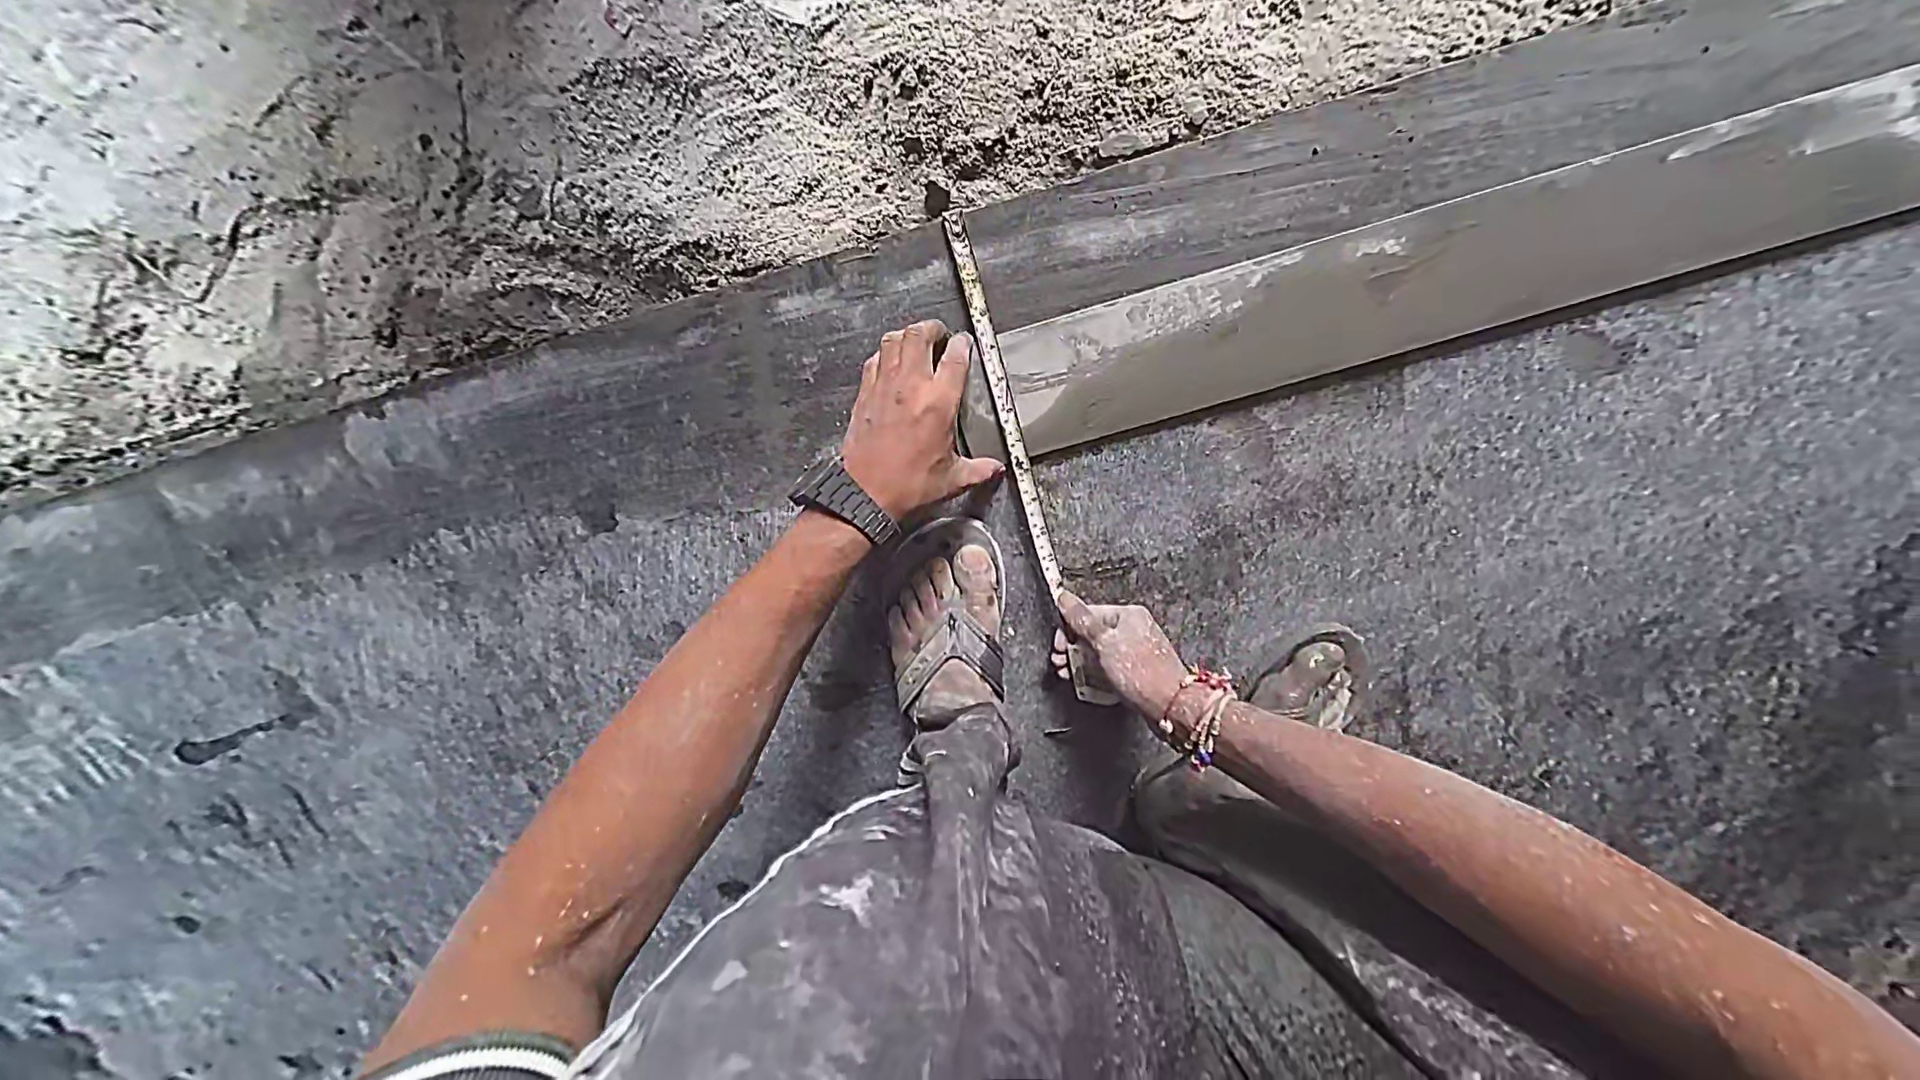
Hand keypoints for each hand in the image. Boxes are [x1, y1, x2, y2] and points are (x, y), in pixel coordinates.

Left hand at [841, 319, 1003, 520]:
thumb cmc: (907, 485)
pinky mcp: (865, 394)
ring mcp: (884, 387)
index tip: (964, 343)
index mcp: (938, 403)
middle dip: (932, 329)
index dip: (962, 344)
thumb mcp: (952, 479)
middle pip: (920, 335)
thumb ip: (977, 469)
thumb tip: (993, 468)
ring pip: (893, 340)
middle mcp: (911, 387)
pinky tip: (889, 362)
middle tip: (939, 333)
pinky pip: (874, 360)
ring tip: (915, 339)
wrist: (867, 492)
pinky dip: (884, 354)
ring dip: (906, 335)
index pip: (955, 356)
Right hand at [1052, 591, 1189, 721]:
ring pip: (1096, 652)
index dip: (1068, 627)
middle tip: (1060, 659)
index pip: (1088, 612)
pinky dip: (1092, 672)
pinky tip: (1082, 679)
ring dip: (1078, 661)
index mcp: (1128, 615)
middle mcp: (1132, 630)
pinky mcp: (1132, 671)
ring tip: (1066, 671)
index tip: (1058, 643)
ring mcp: (1132, 651)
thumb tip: (1063, 597)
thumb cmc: (1143, 674)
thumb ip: (1080, 619)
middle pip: (1090, 633)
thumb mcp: (1104, 642)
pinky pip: (1105, 667)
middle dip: (1070, 647)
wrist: (1169, 706)